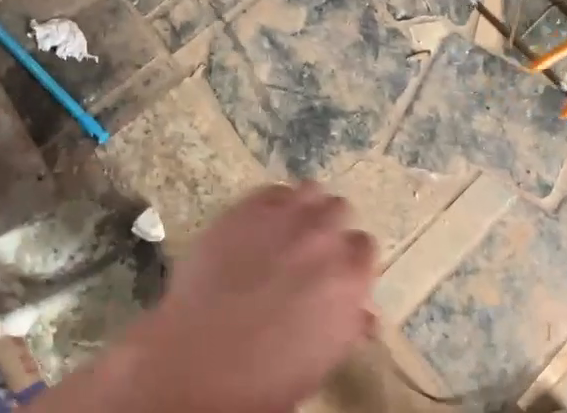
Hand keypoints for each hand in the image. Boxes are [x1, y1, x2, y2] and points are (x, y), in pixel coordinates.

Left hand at [35, 182, 377, 412]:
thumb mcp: (322, 359)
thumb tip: (362, 313)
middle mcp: (324, 236)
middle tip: (310, 251)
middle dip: (329, 227)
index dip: (349, 259)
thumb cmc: (266, 376)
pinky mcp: (248, 207)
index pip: (365, 247)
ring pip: (311, 190)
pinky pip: (272, 191)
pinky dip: (272, 203)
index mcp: (349, 276)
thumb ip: (347, 325)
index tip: (336, 272)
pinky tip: (259, 225)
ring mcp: (285, 216)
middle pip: (340, 210)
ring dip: (305, 207)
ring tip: (288, 229)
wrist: (201, 357)